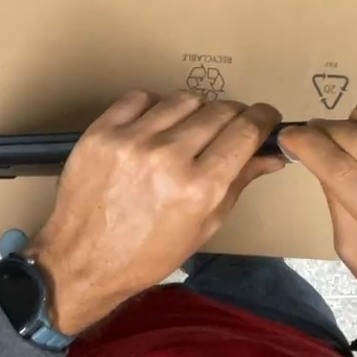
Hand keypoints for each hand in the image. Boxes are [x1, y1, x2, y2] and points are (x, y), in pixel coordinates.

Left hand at [28, 91, 284, 334]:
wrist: (83, 259)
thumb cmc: (148, 253)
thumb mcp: (204, 227)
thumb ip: (239, 183)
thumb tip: (272, 154)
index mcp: (200, 187)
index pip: (246, 130)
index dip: (263, 119)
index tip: (265, 118)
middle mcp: (167, 156)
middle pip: (218, 110)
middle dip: (231, 117)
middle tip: (227, 130)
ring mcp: (131, 140)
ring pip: (183, 98)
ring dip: (194, 111)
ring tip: (186, 131)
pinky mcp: (101, 131)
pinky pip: (140, 97)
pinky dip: (153, 107)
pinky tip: (152, 127)